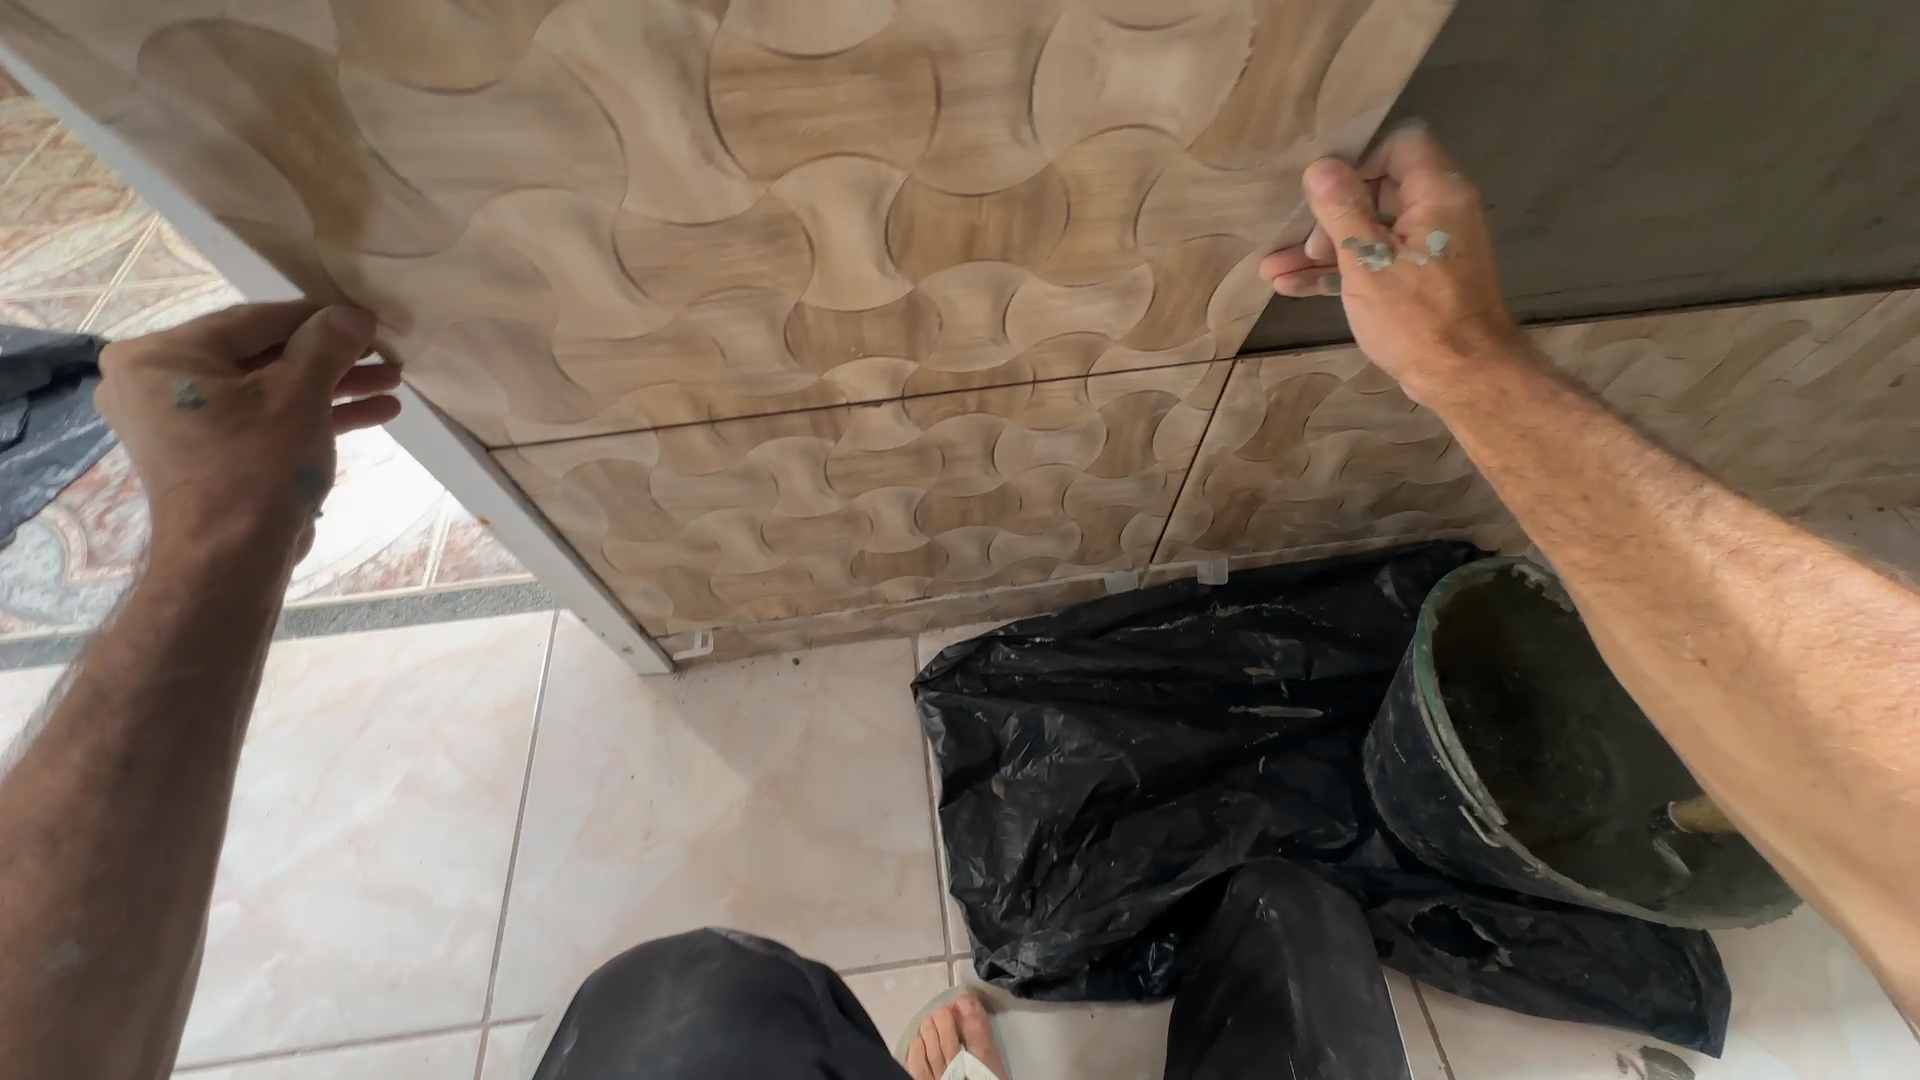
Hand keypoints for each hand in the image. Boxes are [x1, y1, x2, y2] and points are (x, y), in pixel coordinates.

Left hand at [94, 301, 401, 561]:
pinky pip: (267, 417)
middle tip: (386, 356)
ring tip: (392, 383)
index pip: (254, 321)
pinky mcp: (211, 449)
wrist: (233, 552)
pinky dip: (315, 413)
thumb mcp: (299, 397)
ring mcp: (184, 419)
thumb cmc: (257, 465)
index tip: (368, 318)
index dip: (318, 318)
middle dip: (333, 358)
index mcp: (161, 356)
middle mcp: (158, 380)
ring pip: (272, 388)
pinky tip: (375, 413)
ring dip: (335, 386)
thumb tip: (353, 313)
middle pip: (264, 356)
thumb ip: (325, 348)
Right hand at [1259, 123, 1530, 404]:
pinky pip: (1371, 263)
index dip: (1359, 160)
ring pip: (1366, 234)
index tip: (1322, 191)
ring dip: (1319, 250)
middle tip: (1299, 244)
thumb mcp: (1367, 262)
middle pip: (1376, 191)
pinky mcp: (1414, 279)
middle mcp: (1436, 211)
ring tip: (1271, 268)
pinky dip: (1337, 271)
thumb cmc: (1414, 315)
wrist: (1459, 373)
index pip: (1400, 144)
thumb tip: (1320, 166)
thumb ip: (1343, 211)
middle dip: (1328, 214)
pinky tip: (1291, 286)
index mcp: (1436, 194)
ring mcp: (1424, 248)